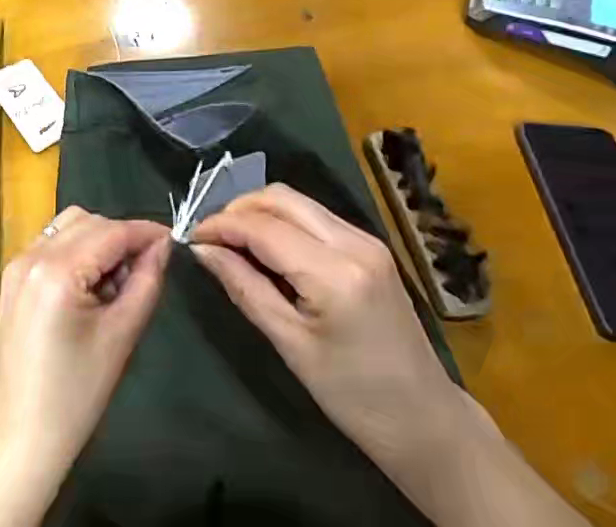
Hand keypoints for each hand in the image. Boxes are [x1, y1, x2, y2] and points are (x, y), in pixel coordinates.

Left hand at [0, 207, 171, 526]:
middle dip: (122, 237)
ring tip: (117, 284)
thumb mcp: (121, 336)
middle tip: (144, 272)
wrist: (18, 441)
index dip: (146, 231)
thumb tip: (162, 246)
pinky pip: (52, 244)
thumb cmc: (76, 396)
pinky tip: (91, 288)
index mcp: (57, 270)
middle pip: (89, 221)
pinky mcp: (12, 279)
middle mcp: (32, 256)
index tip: (174, 240)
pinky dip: (77, 251)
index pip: (112, 231)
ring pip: (69, 226)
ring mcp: (17, 266)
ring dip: (99, 241)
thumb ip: (146, 281)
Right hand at [192, 184, 585, 526]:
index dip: (221, 225)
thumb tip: (202, 250)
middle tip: (210, 237)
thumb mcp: (290, 344)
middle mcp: (354, 242)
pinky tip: (267, 248)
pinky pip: (316, 216)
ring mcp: (367, 239)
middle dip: (239, 209)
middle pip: (282, 198)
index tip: (190, 237)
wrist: (424, 418)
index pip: (263, 227)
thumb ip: (244, 287)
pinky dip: (284, 222)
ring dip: (260, 212)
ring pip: (299, 201)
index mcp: (334, 273)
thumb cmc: (351, 395)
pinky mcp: (371, 245)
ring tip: (233, 242)